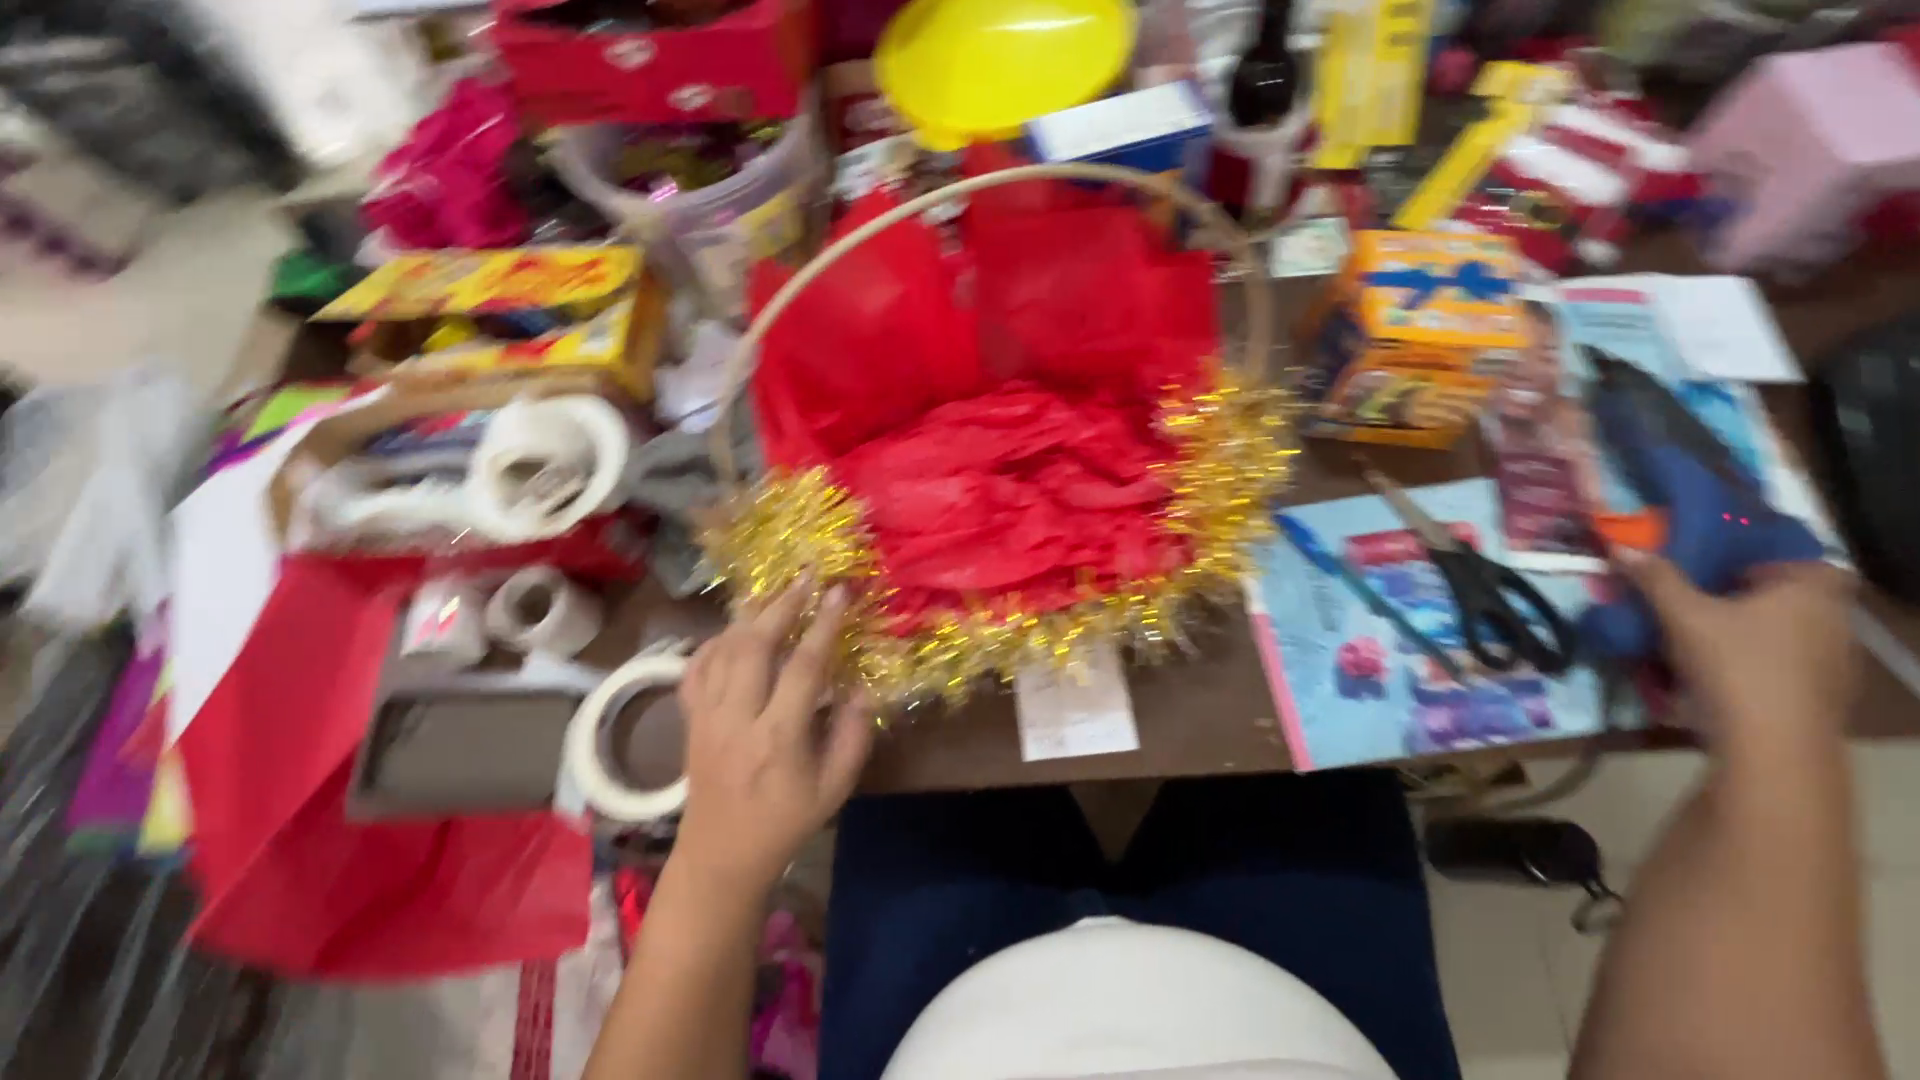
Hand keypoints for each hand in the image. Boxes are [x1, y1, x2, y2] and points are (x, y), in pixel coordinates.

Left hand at [673, 582, 873, 893]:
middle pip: (755, 645)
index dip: (823, 625)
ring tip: (777, 591)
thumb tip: (862, 686)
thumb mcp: (834, 788)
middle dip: (783, 603)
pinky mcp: (689, 719)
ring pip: (723, 649)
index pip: (802, 667)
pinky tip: (736, 629)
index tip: (839, 592)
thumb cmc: (786, 821)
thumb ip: (852, 735)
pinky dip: (715, 641)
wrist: (722, 854)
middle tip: (807, 575)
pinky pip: (696, 668)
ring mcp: (705, 717)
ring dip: (752, 615)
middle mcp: (736, 719)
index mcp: (777, 738)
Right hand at [1617, 548, 1858, 740]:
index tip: (1717, 575)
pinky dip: (1751, 666)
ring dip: (1743, 637)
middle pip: (1784, 599)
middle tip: (1695, 607)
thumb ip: (1655, 579)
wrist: (1770, 742)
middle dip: (1741, 602)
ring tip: (1695, 644)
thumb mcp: (1681, 614)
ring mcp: (1832, 661)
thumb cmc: (1733, 663)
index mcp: (1812, 591)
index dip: (1757, 564)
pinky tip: (1714, 677)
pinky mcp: (1820, 695)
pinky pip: (1781, 667)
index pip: (1793, 561)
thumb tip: (1622, 546)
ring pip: (1780, 635)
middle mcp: (1834, 620)